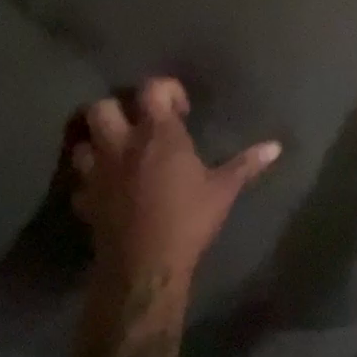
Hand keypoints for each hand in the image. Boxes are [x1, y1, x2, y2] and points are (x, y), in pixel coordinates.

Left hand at [69, 77, 281, 278]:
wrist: (144, 267)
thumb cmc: (188, 220)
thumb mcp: (224, 190)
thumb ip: (247, 163)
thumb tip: (276, 146)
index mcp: (159, 135)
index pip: (152, 89)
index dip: (165, 90)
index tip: (181, 109)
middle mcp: (122, 146)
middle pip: (101, 107)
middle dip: (117, 109)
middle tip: (138, 124)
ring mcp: (98, 173)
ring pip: (82, 142)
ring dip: (97, 142)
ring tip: (118, 152)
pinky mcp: (84, 201)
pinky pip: (80, 181)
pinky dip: (91, 180)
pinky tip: (108, 189)